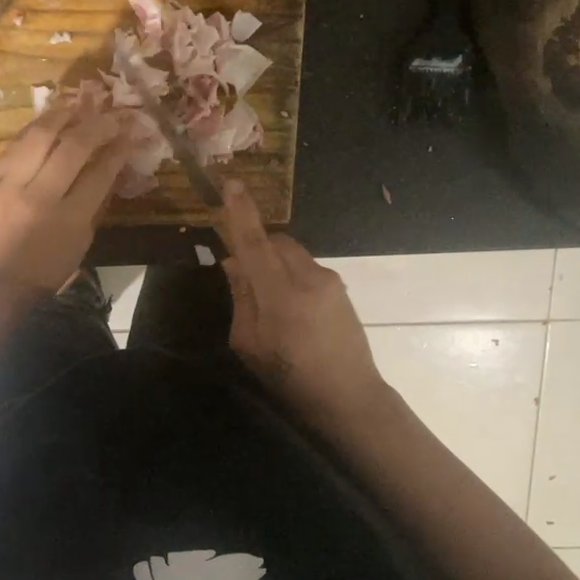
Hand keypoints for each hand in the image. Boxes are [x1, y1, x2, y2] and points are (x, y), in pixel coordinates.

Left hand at [0, 101, 130, 292]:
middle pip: (71, 146)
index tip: (131, 133)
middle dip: (97, 126)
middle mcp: (38, 196)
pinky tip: (49, 122)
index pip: (99, 172)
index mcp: (68, 219)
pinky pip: (16, 144)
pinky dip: (36, 129)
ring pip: (39, 135)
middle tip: (112, 115)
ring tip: (80, 106)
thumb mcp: (81, 244)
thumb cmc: (44, 270)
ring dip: (63, 116)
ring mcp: (10, 184)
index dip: (119, 149)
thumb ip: (95, 204)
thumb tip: (111, 167)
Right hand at [216, 181, 390, 425]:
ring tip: (264, 300)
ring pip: (290, 253)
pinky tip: (286, 308)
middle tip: (238, 273)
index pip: (255, 243)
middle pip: (275, 242)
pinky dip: (287, 275)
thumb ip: (241, 296)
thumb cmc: (288, 376)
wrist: (347, 396)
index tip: (231, 183)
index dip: (241, 213)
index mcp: (281, 294)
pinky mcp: (339, 288)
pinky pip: (304, 268)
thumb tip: (234, 261)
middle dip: (254, 246)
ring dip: (272, 262)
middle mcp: (309, 277)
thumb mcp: (248, 342)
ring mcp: (329, 281)